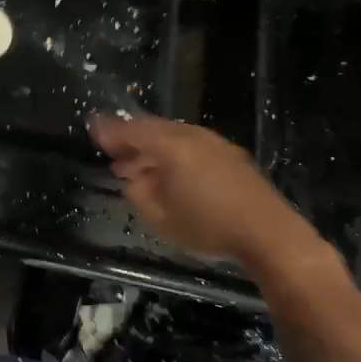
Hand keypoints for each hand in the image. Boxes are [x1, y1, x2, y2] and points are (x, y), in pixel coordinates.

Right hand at [88, 113, 318, 268]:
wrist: (269, 234)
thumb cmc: (208, 227)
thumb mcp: (160, 218)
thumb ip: (138, 193)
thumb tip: (132, 179)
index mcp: (170, 146)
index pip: (131, 131)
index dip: (108, 131)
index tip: (91, 127)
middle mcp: (191, 137)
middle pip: (153, 129)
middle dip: (130, 140)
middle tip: (112, 152)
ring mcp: (214, 144)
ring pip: (173, 137)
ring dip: (152, 149)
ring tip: (138, 169)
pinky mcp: (230, 156)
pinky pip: (190, 146)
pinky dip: (173, 154)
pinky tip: (170, 175)